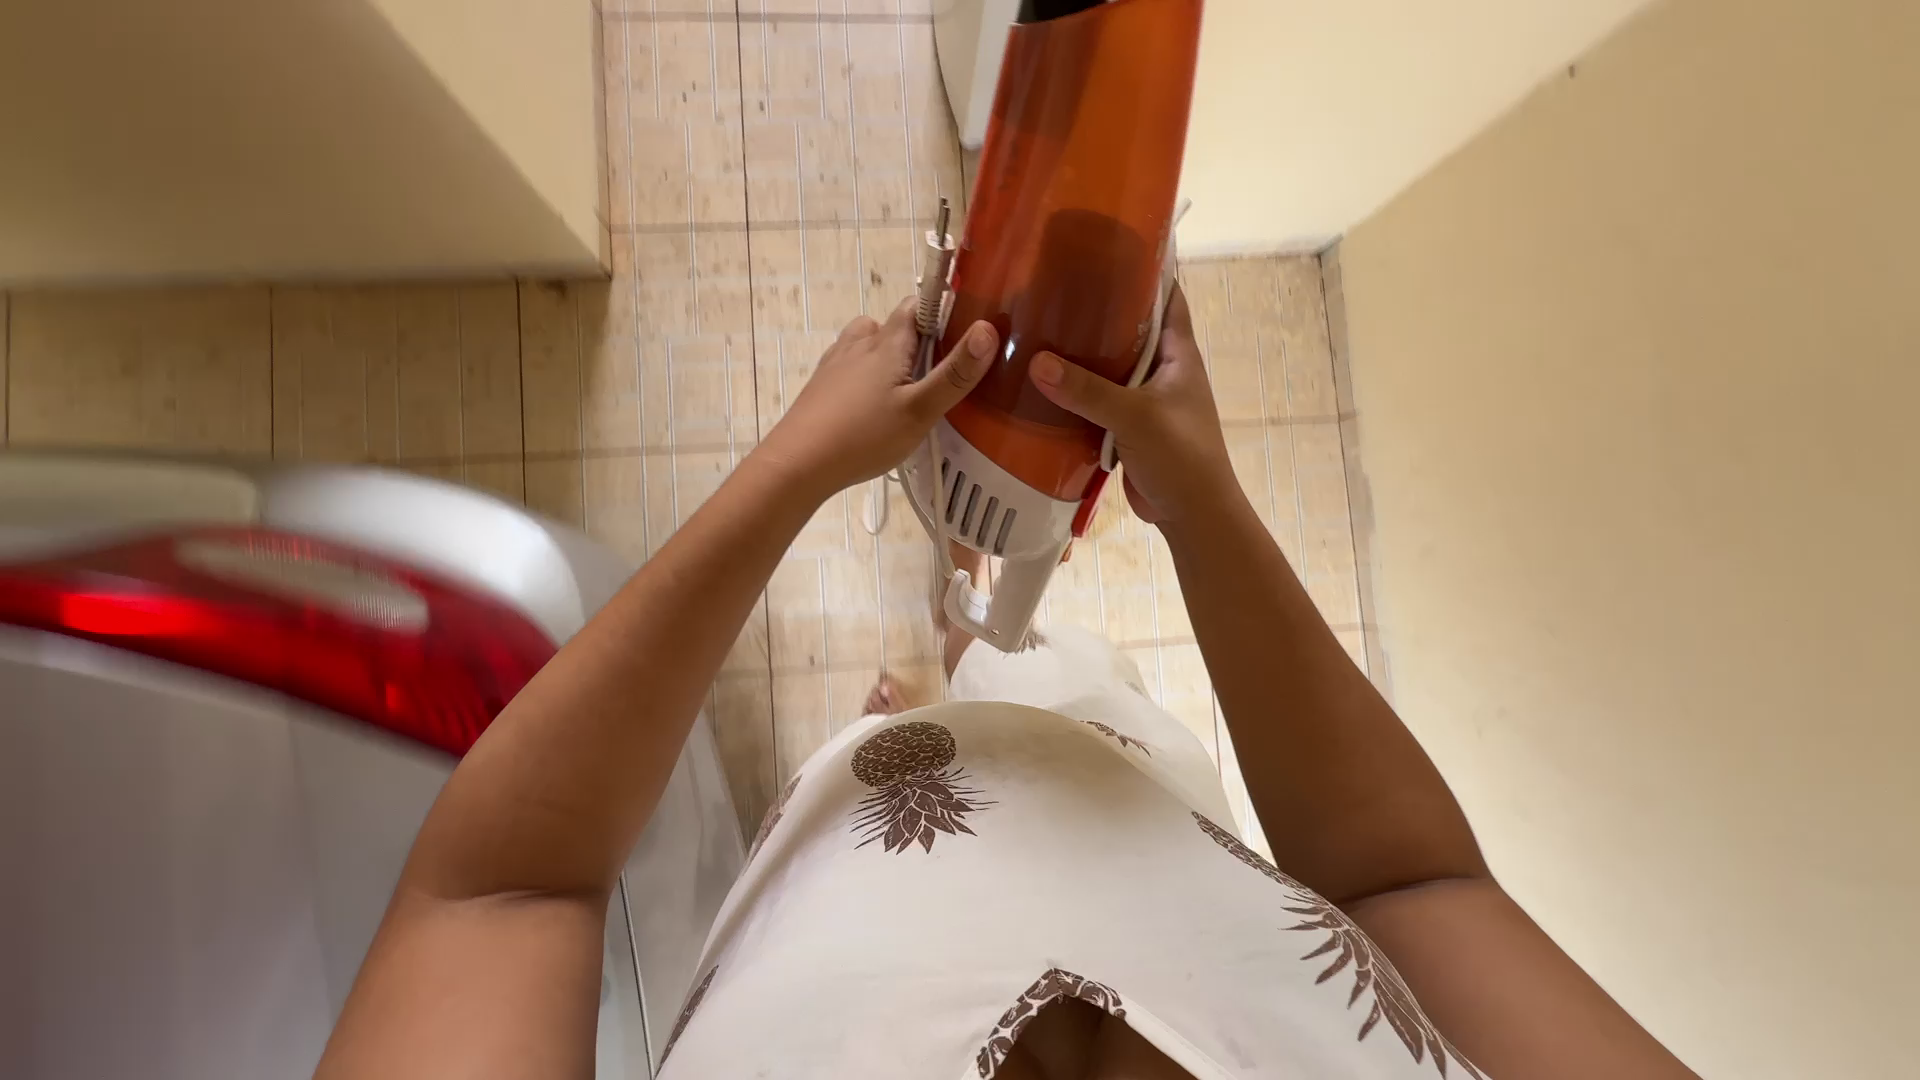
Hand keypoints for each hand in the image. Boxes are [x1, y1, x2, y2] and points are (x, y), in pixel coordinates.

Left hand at [758, 297, 999, 497]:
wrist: (798, 463)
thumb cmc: (863, 436)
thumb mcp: (920, 409)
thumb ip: (955, 374)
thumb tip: (989, 328)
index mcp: (887, 342)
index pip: (918, 305)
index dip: (943, 313)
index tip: (964, 336)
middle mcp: (860, 342)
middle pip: (895, 326)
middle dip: (921, 342)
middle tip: (942, 377)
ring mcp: (836, 363)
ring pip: (871, 346)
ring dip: (891, 358)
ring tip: (908, 392)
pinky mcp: (823, 385)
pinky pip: (853, 368)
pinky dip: (869, 377)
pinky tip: (875, 407)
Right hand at [1027, 287, 1239, 524]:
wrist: (1192, 513)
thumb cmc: (1181, 455)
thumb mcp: (1135, 416)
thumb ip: (1087, 390)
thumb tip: (1036, 362)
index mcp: (1177, 354)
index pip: (1165, 296)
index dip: (1143, 270)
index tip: (1104, 247)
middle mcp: (1161, 370)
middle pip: (1127, 330)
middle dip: (1095, 312)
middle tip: (1051, 290)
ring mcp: (1143, 400)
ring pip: (1108, 368)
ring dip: (1080, 356)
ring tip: (1036, 331)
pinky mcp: (1126, 427)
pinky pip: (1096, 401)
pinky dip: (1074, 393)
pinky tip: (1040, 385)